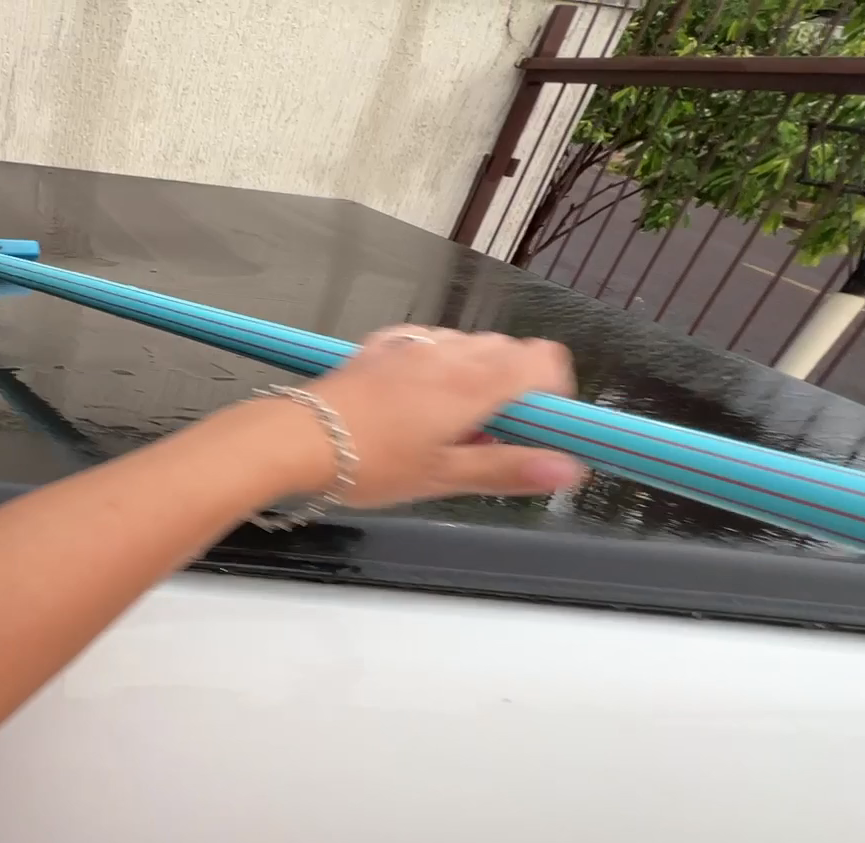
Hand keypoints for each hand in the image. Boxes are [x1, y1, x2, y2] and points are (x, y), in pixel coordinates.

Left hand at [298, 326, 584, 508]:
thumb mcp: (439, 475)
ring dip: (464, 377)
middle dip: (507, 388)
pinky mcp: (373, 348)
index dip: (552, 393)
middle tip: (475, 437)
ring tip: (433, 425)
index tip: (531, 428)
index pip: (546, 361)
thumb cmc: (369, 463)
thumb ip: (506, 468)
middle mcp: (449, 351)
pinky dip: (426, 366)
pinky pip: (418, 346)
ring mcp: (407, 344)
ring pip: (461, 347)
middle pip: (505, 352)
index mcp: (478, 381)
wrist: (294, 439)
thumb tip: (570, 469)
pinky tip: (402, 400)